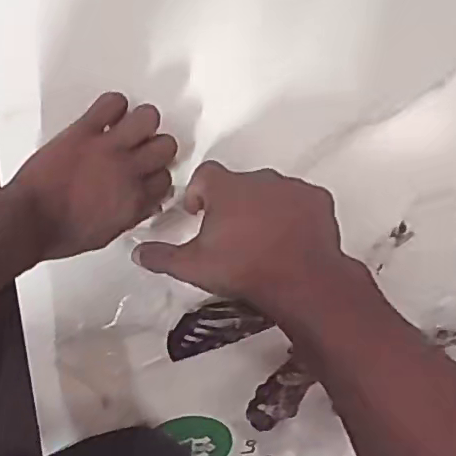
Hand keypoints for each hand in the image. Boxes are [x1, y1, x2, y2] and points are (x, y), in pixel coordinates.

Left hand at [6, 93, 177, 260]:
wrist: (29, 221)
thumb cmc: (59, 232)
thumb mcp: (105, 234)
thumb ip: (128, 215)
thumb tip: (138, 206)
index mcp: (134, 201)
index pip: (165, 179)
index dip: (156, 175)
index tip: (148, 173)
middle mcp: (127, 171)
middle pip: (166, 146)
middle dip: (154, 148)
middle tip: (140, 150)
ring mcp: (107, 148)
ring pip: (147, 118)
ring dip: (140, 122)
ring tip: (126, 128)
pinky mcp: (84, 131)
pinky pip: (112, 102)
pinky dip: (112, 105)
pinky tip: (105, 116)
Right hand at [134, 161, 358, 309]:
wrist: (299, 280)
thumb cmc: (243, 269)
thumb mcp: (193, 267)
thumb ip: (162, 256)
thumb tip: (138, 253)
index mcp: (226, 188)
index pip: (205, 174)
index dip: (198, 192)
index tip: (197, 212)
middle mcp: (259, 179)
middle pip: (238, 183)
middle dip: (231, 203)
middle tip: (227, 234)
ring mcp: (292, 188)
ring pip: (270, 191)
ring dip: (261, 207)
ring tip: (258, 239)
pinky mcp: (317, 200)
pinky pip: (299, 201)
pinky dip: (291, 214)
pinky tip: (286, 238)